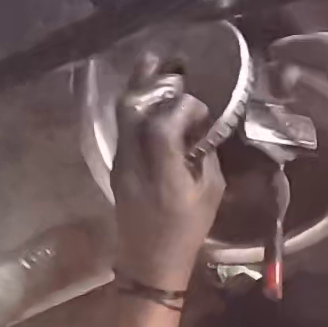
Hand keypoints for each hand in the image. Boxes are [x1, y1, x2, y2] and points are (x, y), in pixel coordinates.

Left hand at [112, 55, 225, 290]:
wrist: (149, 261)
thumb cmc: (188, 231)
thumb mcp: (211, 193)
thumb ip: (205, 155)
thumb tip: (200, 126)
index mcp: (165, 177)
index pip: (162, 126)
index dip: (182, 107)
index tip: (200, 111)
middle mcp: (136, 165)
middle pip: (132, 110)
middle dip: (151, 81)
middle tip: (171, 65)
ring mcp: (121, 163)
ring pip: (122, 115)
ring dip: (140, 88)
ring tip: (156, 65)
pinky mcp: (116, 165)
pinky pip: (124, 127)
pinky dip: (138, 107)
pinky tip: (152, 98)